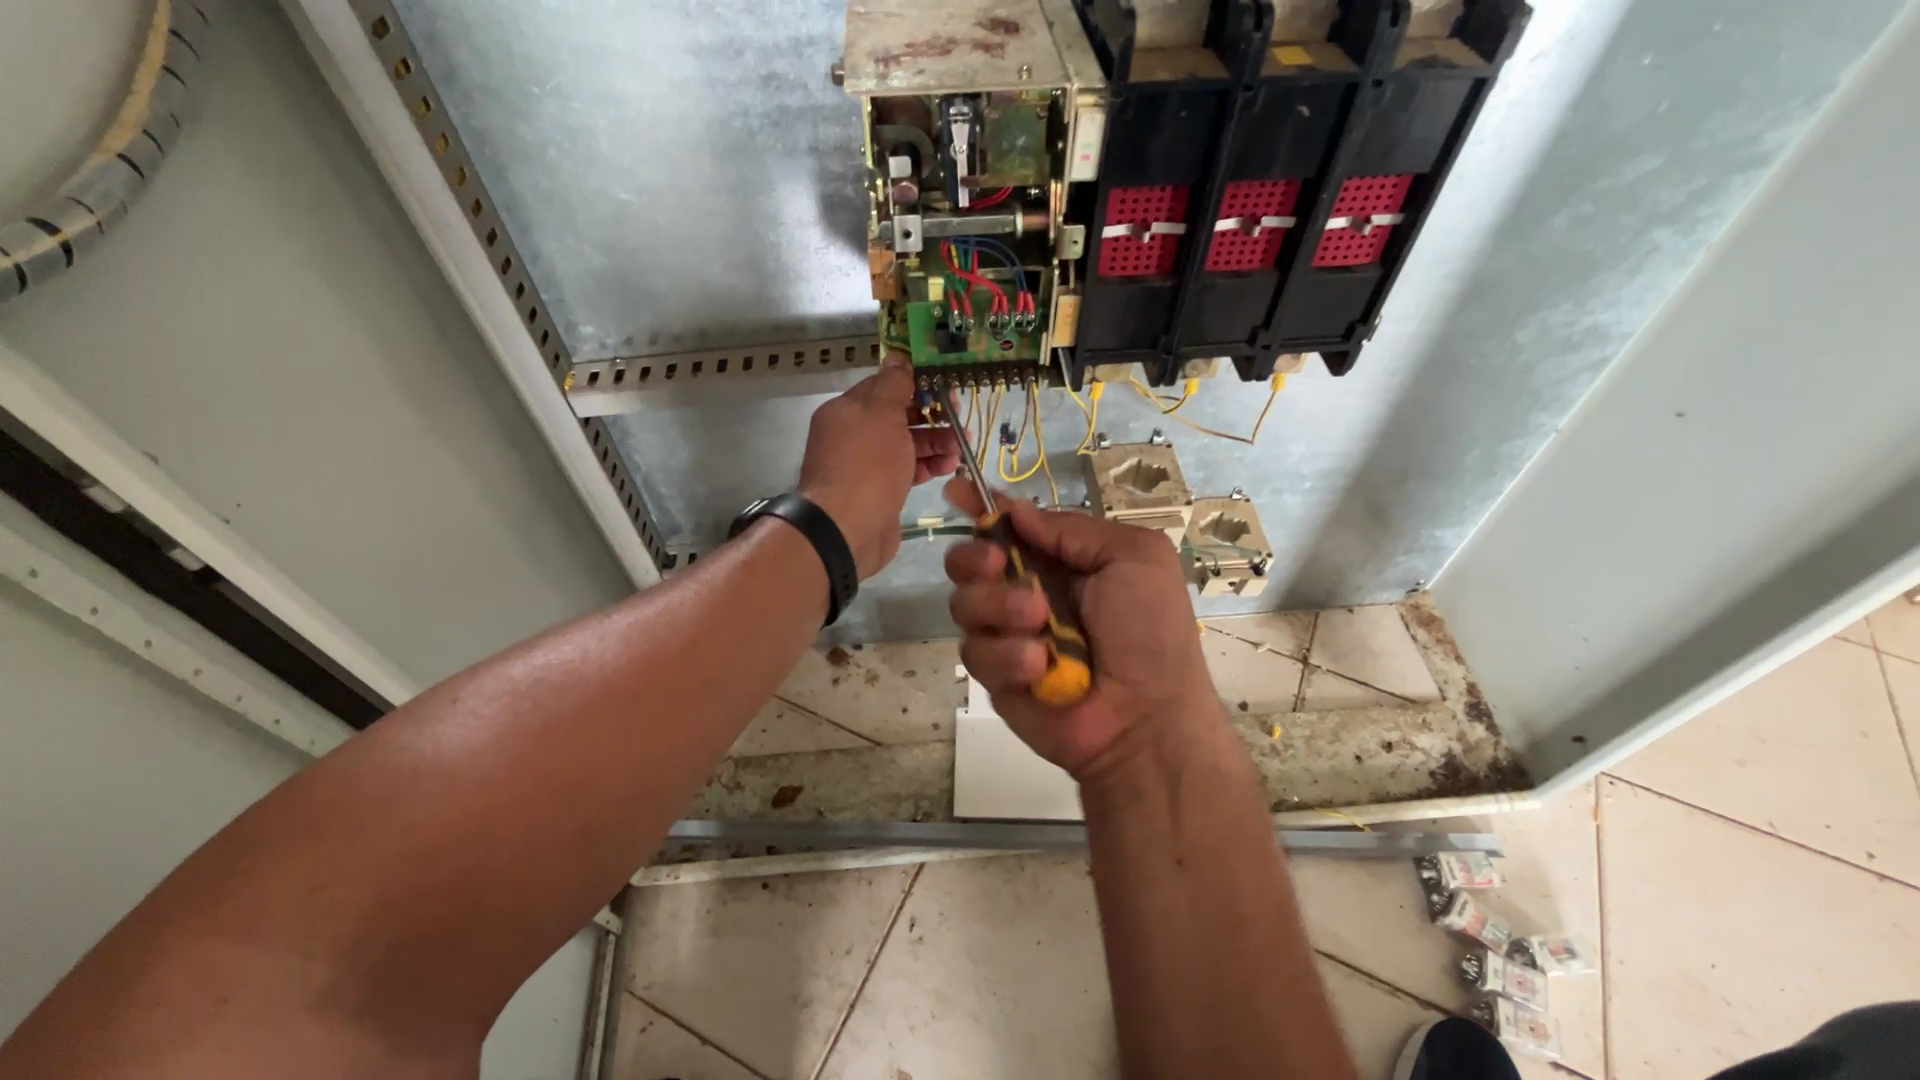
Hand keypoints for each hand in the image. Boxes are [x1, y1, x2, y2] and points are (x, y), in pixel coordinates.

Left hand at [800, 351, 960, 578]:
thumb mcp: (882, 414)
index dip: (915, 383)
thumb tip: (897, 356)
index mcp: (847, 410)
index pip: (884, 386)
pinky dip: (928, 466)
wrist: (847, 529)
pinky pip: (907, 471)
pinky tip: (949, 466)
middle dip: (932, 416)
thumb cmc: (866, 465)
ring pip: (906, 445)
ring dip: (936, 443)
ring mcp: (866, 466)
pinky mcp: (880, 492)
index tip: (945, 385)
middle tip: (961, 418)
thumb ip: (893, 385)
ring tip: (962, 447)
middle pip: (898, 417)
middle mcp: (853, 435)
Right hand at [943, 481, 1222, 781]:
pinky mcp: (995, 675)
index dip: (980, 508)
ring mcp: (1007, 634)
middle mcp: (1026, 591)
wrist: (1146, 718)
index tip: (956, 492)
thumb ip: (1073, 529)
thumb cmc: (1150, 632)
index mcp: (1061, 561)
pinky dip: (1007, 655)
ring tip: (1041, 622)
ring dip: (1001, 607)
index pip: (1009, 526)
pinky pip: (974, 651)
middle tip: (1000, 565)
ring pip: (963, 603)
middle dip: (977, 557)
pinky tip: (1040, 667)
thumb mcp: (1134, 557)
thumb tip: (1016, 511)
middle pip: (968, 561)